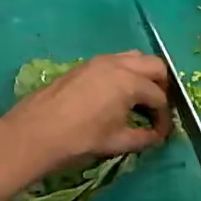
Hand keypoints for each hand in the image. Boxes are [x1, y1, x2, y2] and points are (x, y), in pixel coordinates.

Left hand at [0, 51, 173, 175]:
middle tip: (156, 109)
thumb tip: (157, 136)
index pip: (160, 97)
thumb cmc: (80, 138)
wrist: (36, 132)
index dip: (164, 116)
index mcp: (131, 82)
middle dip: (161, 87)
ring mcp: (100, 61)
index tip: (161, 132)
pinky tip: (115, 94)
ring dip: (143, 75)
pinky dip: (125, 72)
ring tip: (138, 98)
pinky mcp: (85, 64)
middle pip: (155, 66)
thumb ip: (143, 138)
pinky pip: (115, 61)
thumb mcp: (117, 142)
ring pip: (135, 58)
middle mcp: (119, 64)